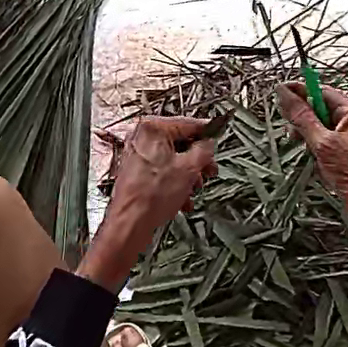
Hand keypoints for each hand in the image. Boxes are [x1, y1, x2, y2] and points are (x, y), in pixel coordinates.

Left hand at [80, 116, 217, 290]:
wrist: (129, 223)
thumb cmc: (150, 196)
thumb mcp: (189, 169)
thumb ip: (204, 150)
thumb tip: (208, 144)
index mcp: (152, 128)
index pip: (188, 123)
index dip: (207, 133)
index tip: (217, 137)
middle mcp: (140, 137)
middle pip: (180, 142)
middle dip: (197, 161)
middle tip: (208, 171)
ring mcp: (136, 154)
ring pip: (172, 158)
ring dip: (188, 174)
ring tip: (193, 189)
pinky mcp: (136, 171)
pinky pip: (162, 170)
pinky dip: (174, 182)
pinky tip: (182, 198)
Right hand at [276, 82, 347, 258]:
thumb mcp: (323, 143)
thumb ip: (302, 117)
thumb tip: (284, 93)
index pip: (324, 92)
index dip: (302, 91)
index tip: (281, 92)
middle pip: (322, 110)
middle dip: (303, 118)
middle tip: (291, 131)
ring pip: (323, 129)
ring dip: (309, 136)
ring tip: (304, 149)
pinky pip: (328, 145)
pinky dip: (317, 150)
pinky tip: (314, 161)